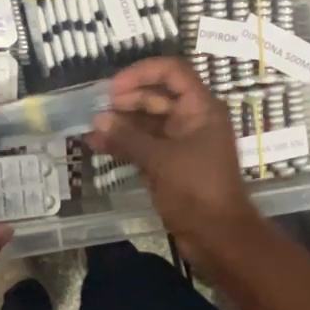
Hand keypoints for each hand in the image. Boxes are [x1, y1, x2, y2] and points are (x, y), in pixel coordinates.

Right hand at [86, 58, 265, 258]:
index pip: (172, 72)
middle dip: (126, 101)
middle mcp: (192, 120)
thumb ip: (128, 137)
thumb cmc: (197, 190)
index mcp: (201, 109)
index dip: (142, 73)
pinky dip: (125, 145)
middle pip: (157, 97)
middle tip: (97, 111)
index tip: (113, 88)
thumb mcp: (160, 160)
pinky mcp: (172, 165)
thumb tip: (98, 120)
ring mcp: (182, 143)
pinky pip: (145, 146)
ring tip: (91, 130)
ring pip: (148, 123)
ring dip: (121, 125)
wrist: (218, 236)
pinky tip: (98, 146)